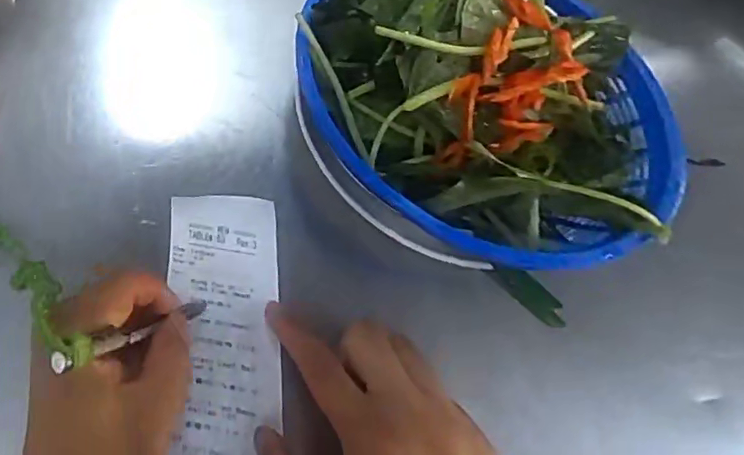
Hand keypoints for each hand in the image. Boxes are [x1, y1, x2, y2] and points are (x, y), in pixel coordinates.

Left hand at [23, 270, 191, 454]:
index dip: (162, 296)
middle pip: (114, 293)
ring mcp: (51, 338)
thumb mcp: (153, 408)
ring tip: (160, 359)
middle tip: (177, 342)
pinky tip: (137, 370)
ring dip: (137, 328)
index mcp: (73, 322)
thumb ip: (172, 354)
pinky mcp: (54, 358)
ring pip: (106, 311)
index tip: (185, 324)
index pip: (125, 283)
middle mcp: (57, 319)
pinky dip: (120, 342)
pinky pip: (93, 331)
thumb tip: (179, 318)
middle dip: (150, 313)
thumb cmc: (106, 452)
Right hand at [260, 304, 495, 454]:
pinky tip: (410, 426)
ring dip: (381, 357)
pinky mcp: (477, 429)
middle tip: (339, 383)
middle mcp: (410, 408)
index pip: (320, 363)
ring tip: (373, 393)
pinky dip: (414, 389)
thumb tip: (266, 433)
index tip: (276, 311)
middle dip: (345, 348)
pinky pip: (436, 383)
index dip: (293, 333)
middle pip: (366, 335)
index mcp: (369, 429)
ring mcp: (448, 414)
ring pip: (404, 346)